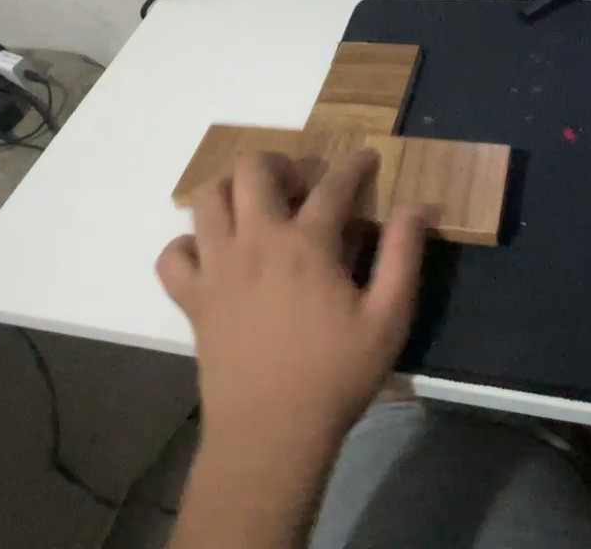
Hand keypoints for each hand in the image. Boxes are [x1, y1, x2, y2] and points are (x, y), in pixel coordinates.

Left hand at [158, 148, 427, 458]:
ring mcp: (217, 267)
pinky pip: (173, 253)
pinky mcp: (192, 298)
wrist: (272, 433)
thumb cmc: (336, 375)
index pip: (333, 185)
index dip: (354, 165)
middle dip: (279, 162)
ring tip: (254, 209)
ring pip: (207, 197)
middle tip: (298, 187)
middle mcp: (256, 242)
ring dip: (231, 189)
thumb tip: (417, 207)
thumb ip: (403, 255)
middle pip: (252, 169)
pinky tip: (213, 255)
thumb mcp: (388, 318)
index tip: (365, 157)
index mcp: (306, 244)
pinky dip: (189, 244)